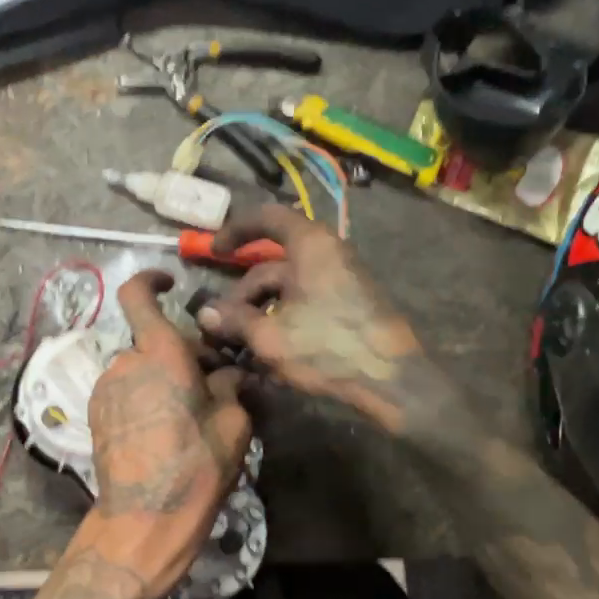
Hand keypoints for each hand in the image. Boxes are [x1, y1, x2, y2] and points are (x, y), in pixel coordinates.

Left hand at [87, 270, 252, 589]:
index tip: (169, 284)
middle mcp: (125, 361)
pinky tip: (164, 431)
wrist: (144, 517)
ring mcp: (105, 388)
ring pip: (138, 368)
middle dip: (179, 352)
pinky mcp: (95, 414)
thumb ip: (230, 385)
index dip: (151, 280)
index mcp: (159, 351)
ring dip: (161, 377)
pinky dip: (144, 397)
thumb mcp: (234, 422)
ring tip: (188, 413)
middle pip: (151, 340)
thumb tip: (229, 373)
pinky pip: (124, 391)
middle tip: (210, 382)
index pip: (137, 294)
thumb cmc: (196, 464)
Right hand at [196, 204, 435, 428]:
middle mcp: (327, 253)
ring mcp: (341, 280)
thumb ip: (234, 320)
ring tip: (241, 345)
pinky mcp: (350, 305)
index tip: (214, 251)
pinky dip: (283, 320)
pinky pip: (306, 303)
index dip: (235, 230)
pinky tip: (269, 353)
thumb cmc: (328, 347)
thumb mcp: (270, 336)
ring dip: (260, 312)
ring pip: (287, 288)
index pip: (266, 218)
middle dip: (242, 295)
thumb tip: (204, 313)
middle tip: (221, 326)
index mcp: (309, 245)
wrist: (394, 380)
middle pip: (272, 264)